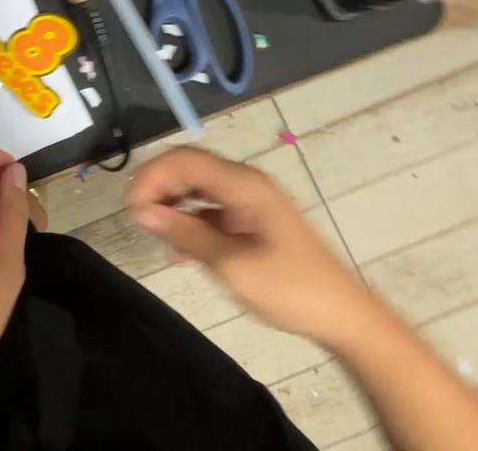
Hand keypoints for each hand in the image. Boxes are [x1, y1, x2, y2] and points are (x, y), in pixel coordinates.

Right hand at [127, 147, 386, 347]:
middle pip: (188, 168)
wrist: (347, 318)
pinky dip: (189, 220)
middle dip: (158, 187)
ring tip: (154, 233)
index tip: (131, 207)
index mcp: (243, 184)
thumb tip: (143, 213)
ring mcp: (249, 200)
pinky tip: (180, 250)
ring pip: (197, 187)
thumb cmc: (292, 289)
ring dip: (172, 204)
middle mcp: (244, 182)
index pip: (183, 160)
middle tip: (137, 217)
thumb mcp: (232, 266)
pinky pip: (210, 208)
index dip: (151, 177)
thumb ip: (186, 235)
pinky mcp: (251, 219)